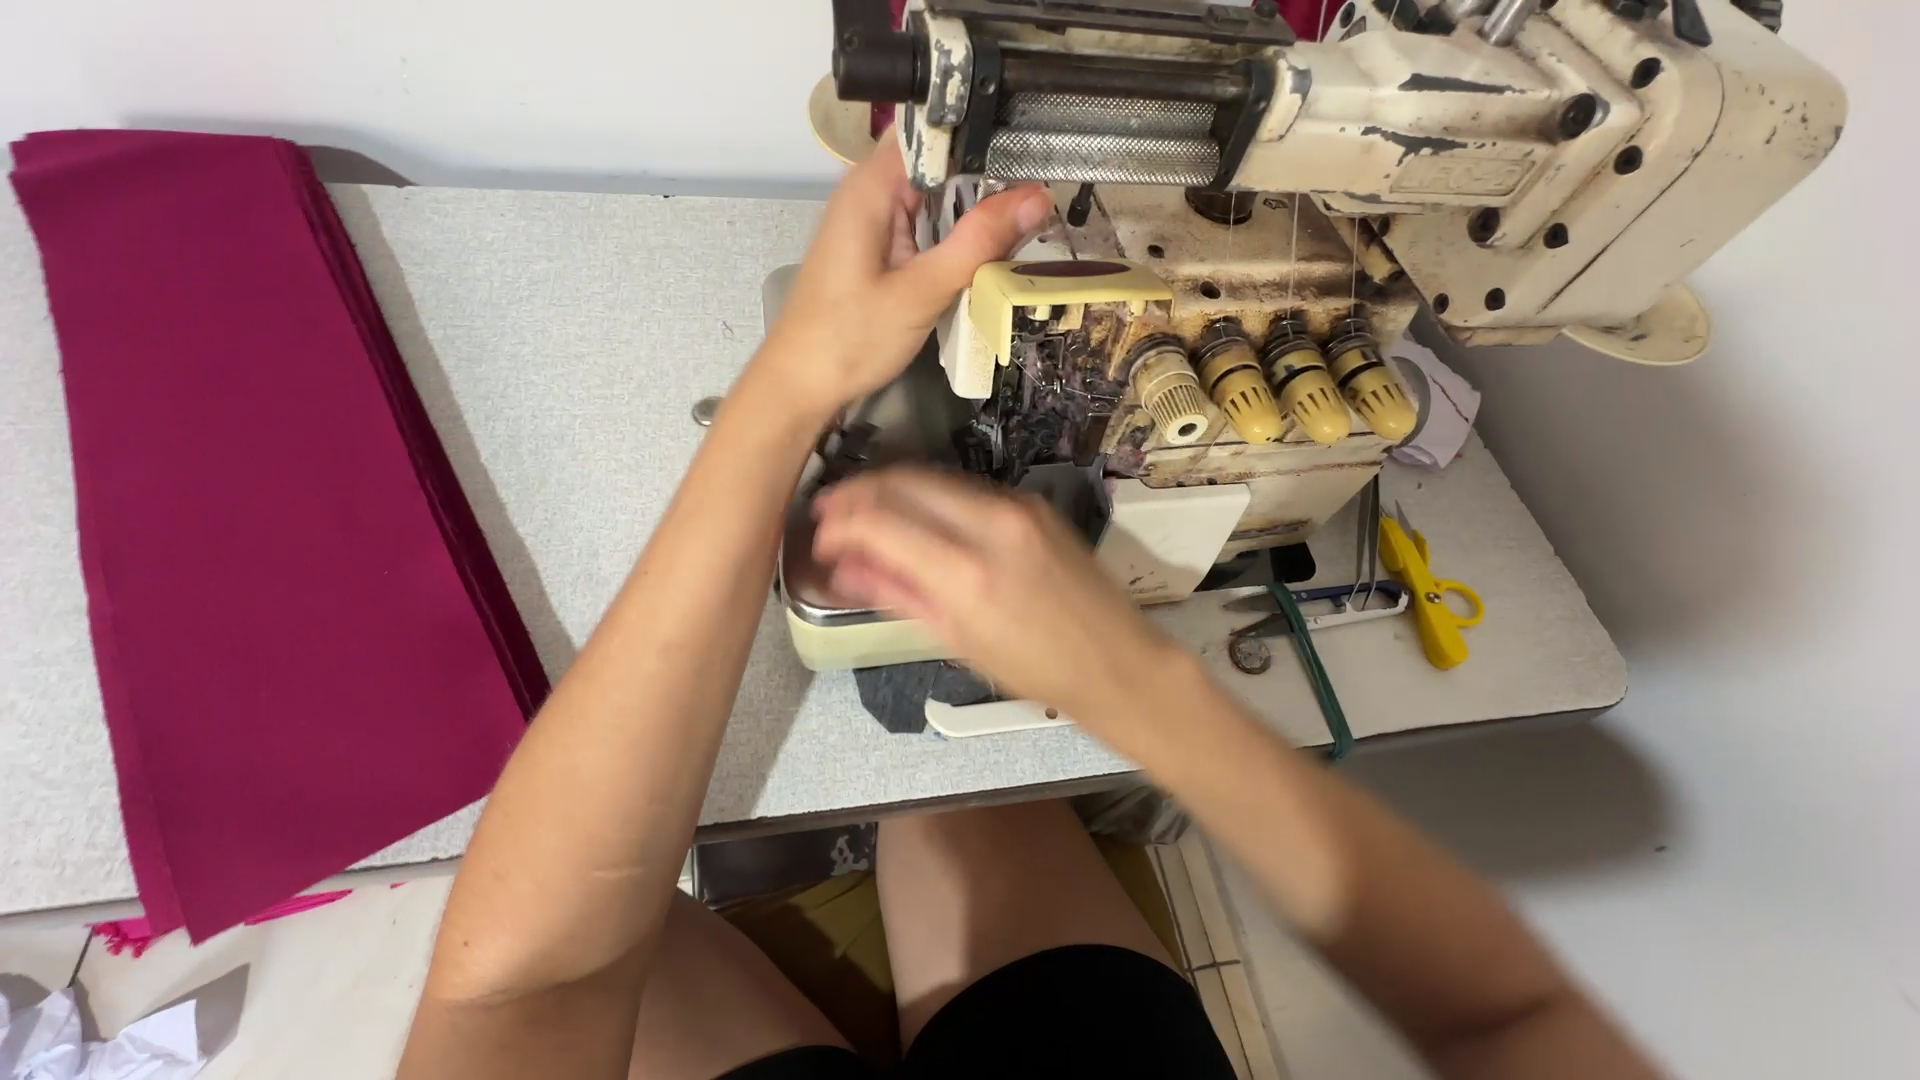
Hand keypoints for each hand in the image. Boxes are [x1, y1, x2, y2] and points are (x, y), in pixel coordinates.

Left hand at [752, 134, 1051, 417]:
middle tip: (1040, 187)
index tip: (1028, 142)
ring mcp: (872, 225)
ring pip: (934, 197)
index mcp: (871, 187)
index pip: (929, 128)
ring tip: (1027, 216)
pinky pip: (923, 228)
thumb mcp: (921, 292)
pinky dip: (954, 236)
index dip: (978, 128)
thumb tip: (1036, 198)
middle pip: (936, 161)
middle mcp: (869, 195)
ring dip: (974, 208)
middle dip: (986, 171)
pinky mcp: (878, 253)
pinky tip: (986, 251)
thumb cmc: (849, 339)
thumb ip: (978, 244)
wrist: (801, 386)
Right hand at [811, 467, 1174, 720]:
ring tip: (864, 514)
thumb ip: (899, 595)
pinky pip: (965, 489)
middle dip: (858, 492)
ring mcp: (1017, 507)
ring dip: (892, 489)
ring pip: (934, 478)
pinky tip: (915, 517)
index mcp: (968, 573)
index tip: (820, 536)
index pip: (882, 522)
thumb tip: (846, 570)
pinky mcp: (1033, 503)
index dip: (840, 523)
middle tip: (830, 512)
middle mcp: (991, 525)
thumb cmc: (1035, 669)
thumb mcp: (958, 641)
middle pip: (904, 482)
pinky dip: (930, 497)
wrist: (1116, 660)